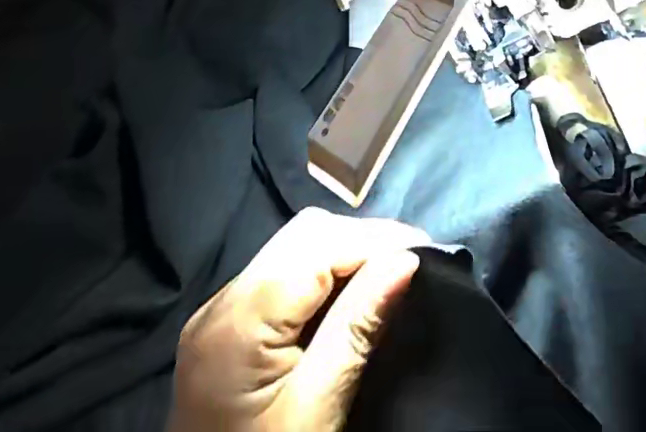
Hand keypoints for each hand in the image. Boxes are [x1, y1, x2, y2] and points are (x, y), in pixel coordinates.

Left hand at [167, 208, 427, 431]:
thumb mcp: (317, 410)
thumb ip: (357, 329)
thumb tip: (406, 262)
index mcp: (237, 319)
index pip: (315, 246)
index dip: (373, 239)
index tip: (426, 249)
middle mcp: (222, 301)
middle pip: (302, 235)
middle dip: (361, 238)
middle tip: (412, 261)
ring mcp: (219, 312)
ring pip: (292, 247)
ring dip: (343, 250)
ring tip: (390, 270)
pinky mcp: (226, 327)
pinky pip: (280, 273)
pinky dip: (321, 271)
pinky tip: (350, 290)